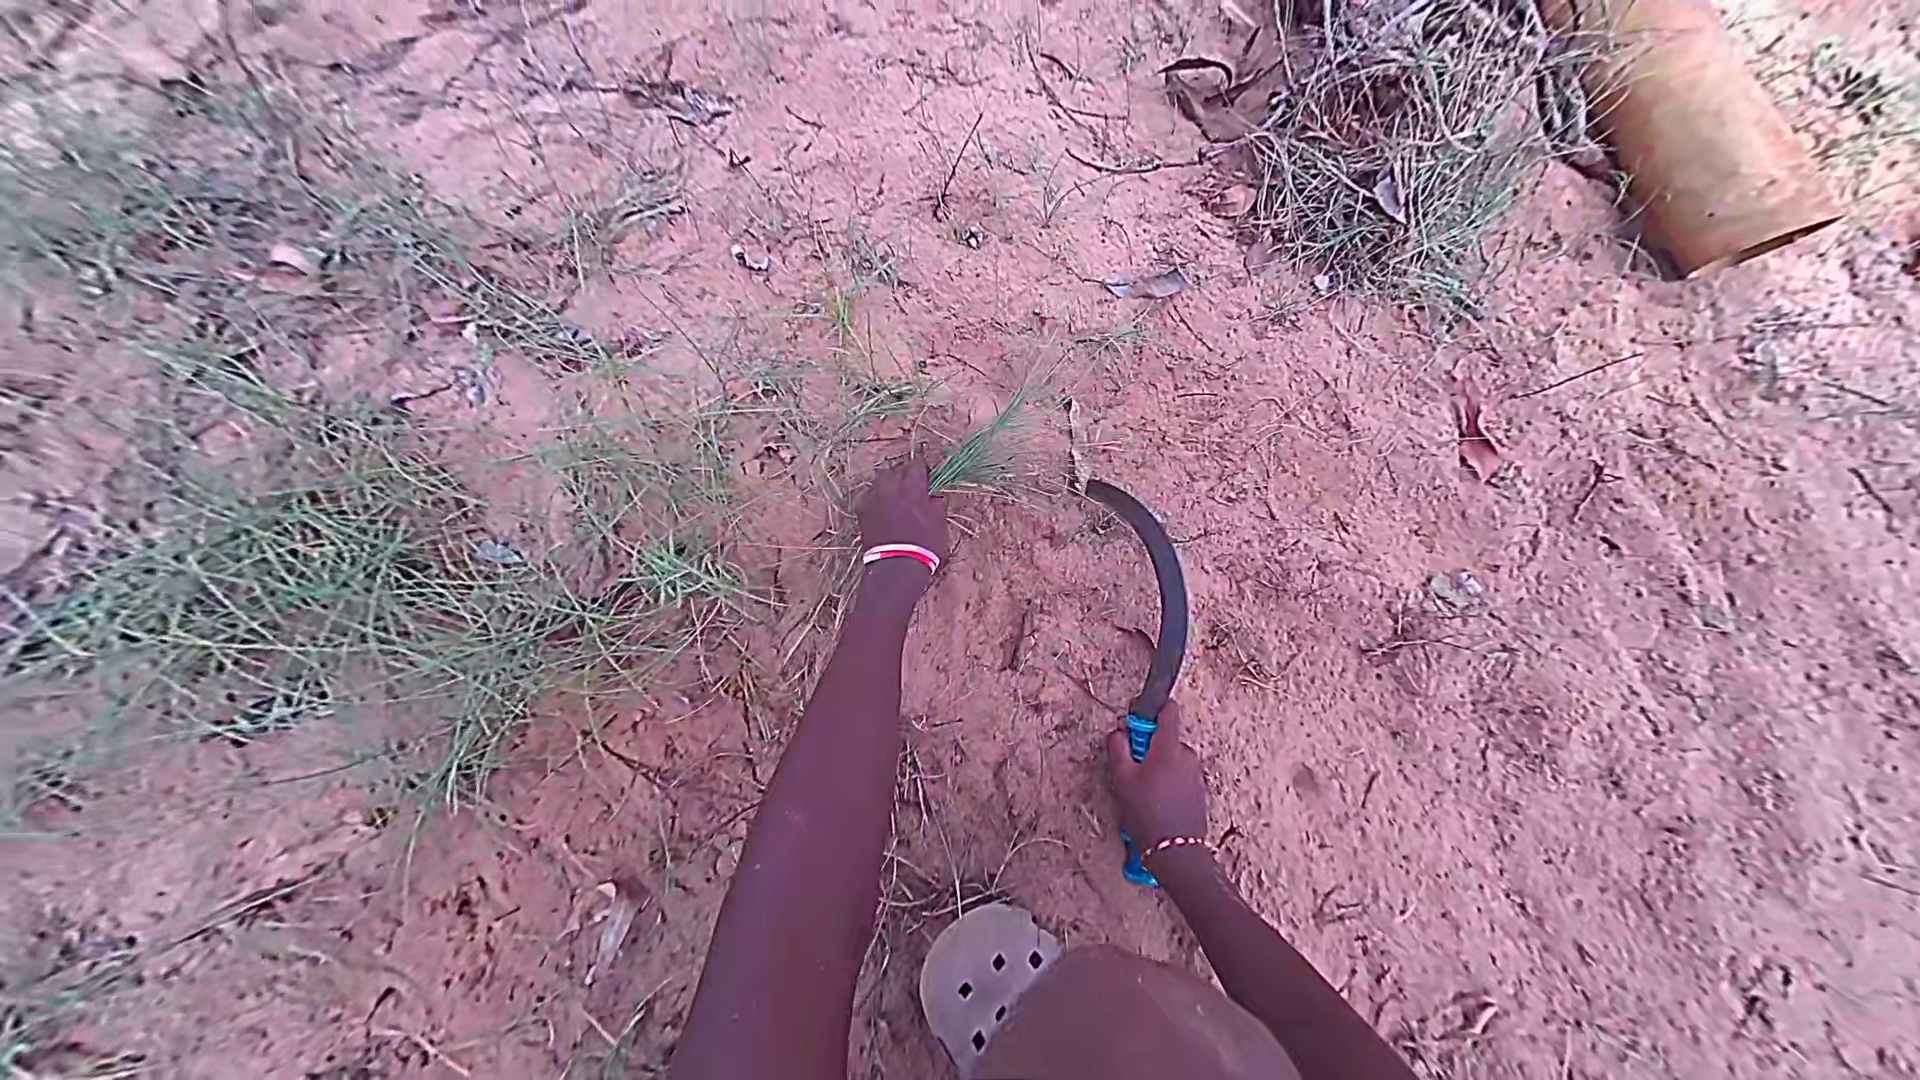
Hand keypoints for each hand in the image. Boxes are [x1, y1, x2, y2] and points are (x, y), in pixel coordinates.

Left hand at [858, 458, 948, 562]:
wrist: (896, 568)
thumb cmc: (924, 546)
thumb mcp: (940, 522)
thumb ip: (935, 502)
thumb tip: (932, 493)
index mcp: (912, 488)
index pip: (917, 465)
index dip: (923, 469)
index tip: (927, 476)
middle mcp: (890, 487)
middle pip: (897, 469)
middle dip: (905, 475)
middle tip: (912, 487)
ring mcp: (873, 497)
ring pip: (881, 479)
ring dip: (890, 483)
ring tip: (896, 495)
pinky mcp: (861, 509)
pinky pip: (869, 494)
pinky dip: (877, 496)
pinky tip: (883, 506)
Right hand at [1106, 700, 1208, 850]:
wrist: (1176, 852)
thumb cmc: (1146, 812)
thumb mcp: (1122, 777)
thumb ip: (1118, 747)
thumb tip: (1118, 733)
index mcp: (1169, 747)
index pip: (1168, 711)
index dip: (1151, 709)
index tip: (1136, 720)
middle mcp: (1187, 756)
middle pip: (1165, 738)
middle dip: (1148, 746)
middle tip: (1132, 767)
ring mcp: (1195, 774)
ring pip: (1171, 758)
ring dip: (1157, 765)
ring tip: (1142, 789)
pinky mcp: (1198, 791)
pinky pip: (1179, 774)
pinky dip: (1166, 779)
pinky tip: (1155, 800)